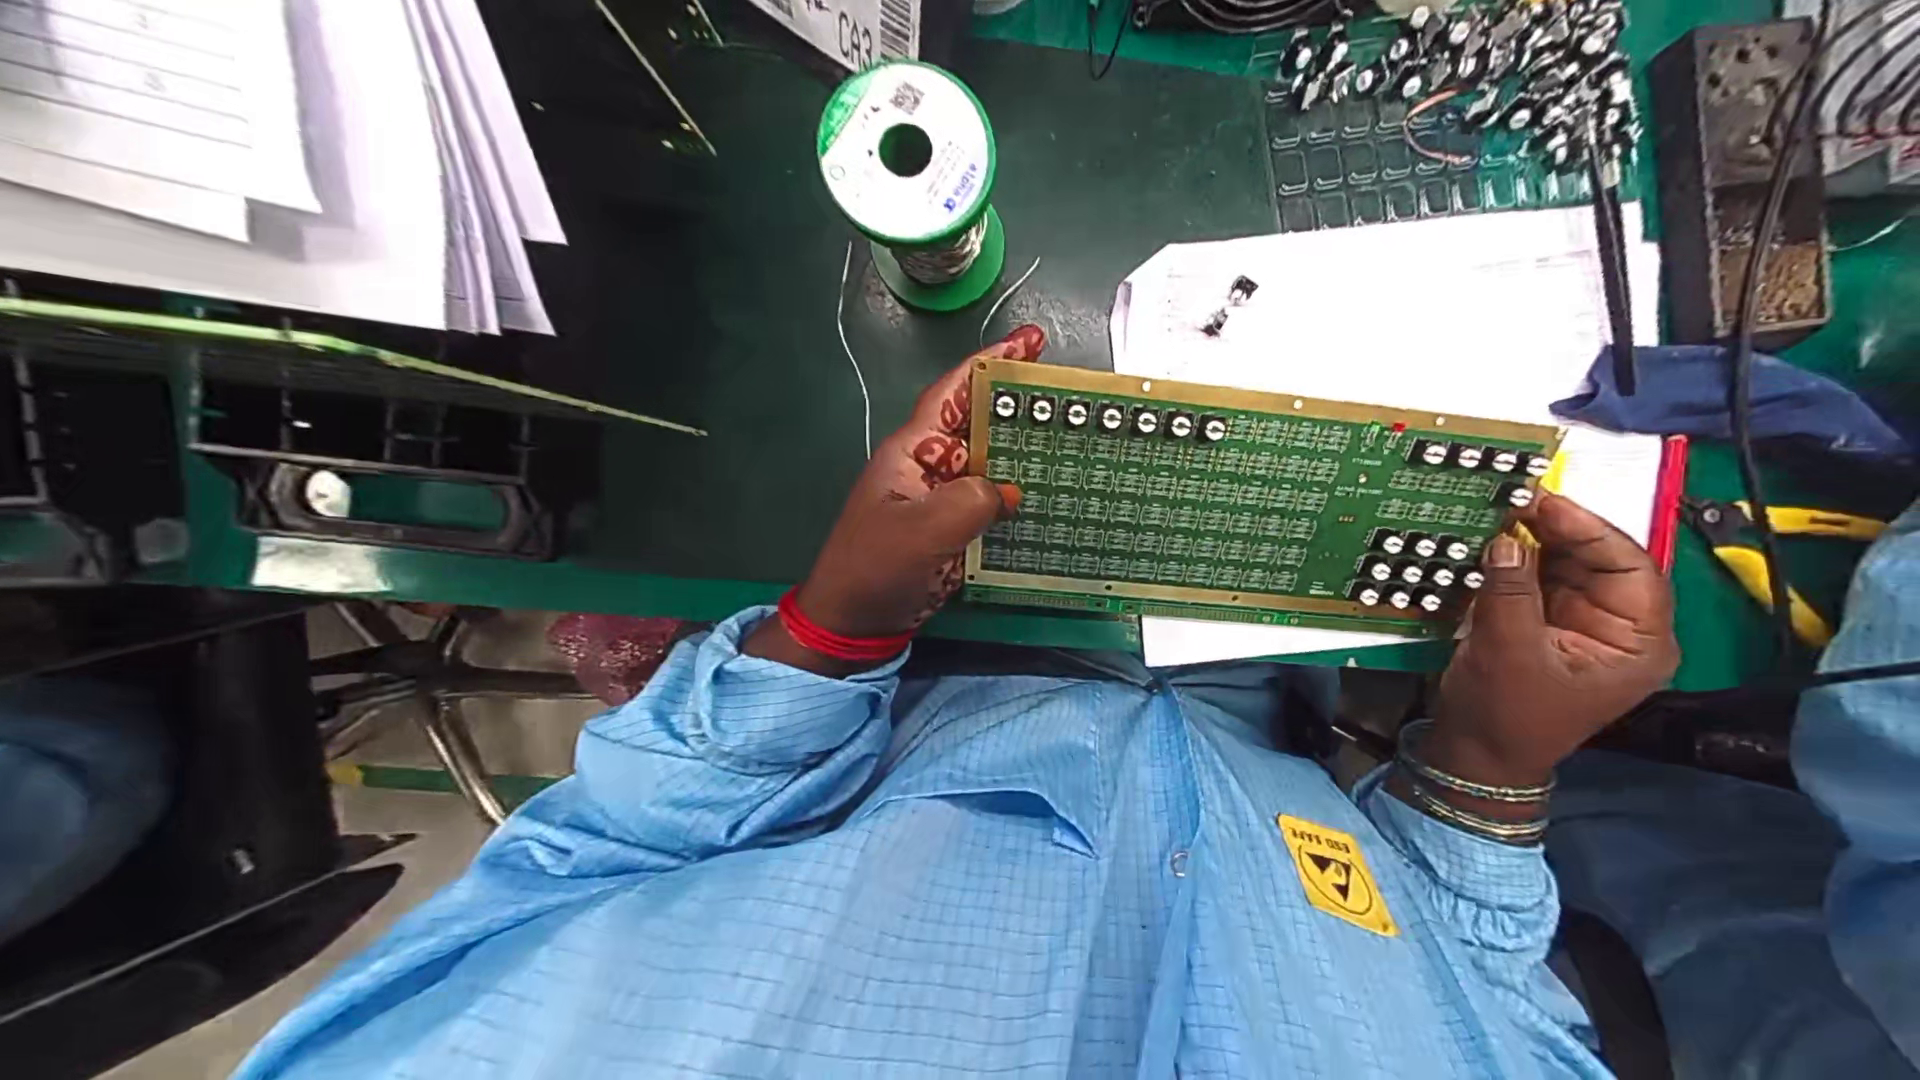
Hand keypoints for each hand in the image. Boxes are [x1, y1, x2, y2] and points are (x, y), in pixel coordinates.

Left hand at [745, 326, 1046, 674]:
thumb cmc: (874, 568)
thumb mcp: (921, 531)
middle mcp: (929, 469)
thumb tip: (1009, 492)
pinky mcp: (951, 533)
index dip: (989, 365)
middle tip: (1064, 401)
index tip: (1030, 343)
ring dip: (1022, 456)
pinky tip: (1047, 500)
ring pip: (989, 467)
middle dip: (1016, 409)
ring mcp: (941, 502)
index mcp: (912, 451)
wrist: (852, 622)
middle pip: (979, 427)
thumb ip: (969, 502)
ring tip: (1067, 444)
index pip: (953, 395)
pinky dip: (1016, 501)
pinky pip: (989, 506)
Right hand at [1419, 492, 1678, 797]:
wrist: (1476, 750)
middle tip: (1513, 499)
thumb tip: (1505, 540)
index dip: (1590, 530)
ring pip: (1562, 567)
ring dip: (1530, 541)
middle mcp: (1615, 625)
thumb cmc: (1506, 710)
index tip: (1544, 501)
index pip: (1630, 568)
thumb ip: (1510, 593)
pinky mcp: (1538, 622)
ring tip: (1497, 512)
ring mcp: (1575, 622)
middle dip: (1557, 531)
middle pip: (1596, 562)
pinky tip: (1488, 541)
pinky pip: (1531, 581)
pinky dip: (1510, 561)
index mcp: (1637, 640)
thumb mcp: (1507, 650)